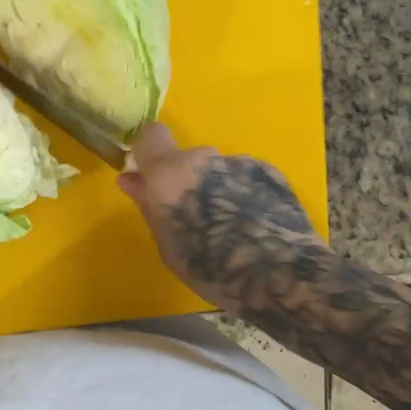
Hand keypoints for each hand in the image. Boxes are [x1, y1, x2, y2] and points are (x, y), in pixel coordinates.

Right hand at [117, 123, 323, 316]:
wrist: (281, 272)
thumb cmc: (212, 269)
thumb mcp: (169, 246)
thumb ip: (149, 207)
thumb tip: (130, 180)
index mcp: (170, 175)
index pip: (150, 137)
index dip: (149, 154)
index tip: (151, 177)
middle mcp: (204, 159)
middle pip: (188, 160)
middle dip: (187, 181)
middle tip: (195, 219)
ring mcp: (240, 162)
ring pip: (218, 170)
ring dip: (217, 190)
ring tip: (232, 229)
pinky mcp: (270, 172)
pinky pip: (244, 178)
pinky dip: (243, 195)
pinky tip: (255, 225)